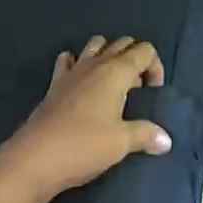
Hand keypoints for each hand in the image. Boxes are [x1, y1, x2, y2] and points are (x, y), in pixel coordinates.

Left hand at [0, 36, 170, 202]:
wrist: (35, 159)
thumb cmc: (84, 145)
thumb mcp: (121, 143)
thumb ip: (146, 135)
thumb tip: (167, 141)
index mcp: (117, 70)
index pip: (146, 50)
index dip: (155, 67)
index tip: (153, 94)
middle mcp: (97, 63)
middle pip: (124, 43)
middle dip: (136, 59)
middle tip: (137, 90)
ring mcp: (74, 70)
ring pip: (97, 44)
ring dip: (109, 55)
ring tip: (112, 83)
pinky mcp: (55, 83)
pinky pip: (69, 60)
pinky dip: (78, 63)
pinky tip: (80, 82)